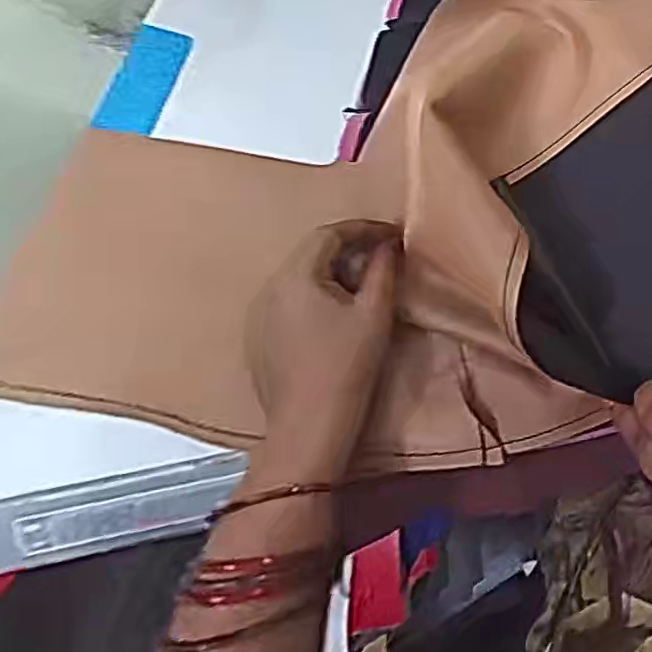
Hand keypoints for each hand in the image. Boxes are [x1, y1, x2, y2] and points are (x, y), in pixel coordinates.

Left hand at [246, 220, 401, 455]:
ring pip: (299, 274)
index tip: (394, 234)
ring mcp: (257, 314)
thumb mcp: (374, 311)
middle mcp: (268, 288)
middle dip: (349, 246)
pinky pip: (289, 297)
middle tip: (384, 253)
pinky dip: (316, 290)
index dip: (364, 228)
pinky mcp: (258, 336)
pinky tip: (337, 308)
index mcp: (295, 277)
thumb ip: (383, 269)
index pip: (329, 234)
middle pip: (311, 251)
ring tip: (365, 278)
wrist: (309, 423)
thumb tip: (389, 244)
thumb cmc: (347, 363)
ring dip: (332, 268)